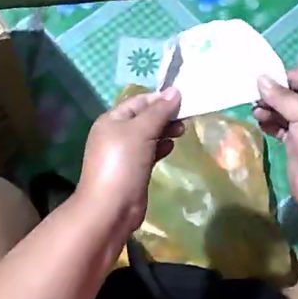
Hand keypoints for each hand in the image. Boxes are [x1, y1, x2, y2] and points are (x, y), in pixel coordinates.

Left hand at [76, 88, 183, 232]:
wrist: (111, 208)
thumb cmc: (123, 163)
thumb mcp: (141, 131)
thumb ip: (159, 111)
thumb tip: (175, 90)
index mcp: (112, 119)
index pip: (138, 101)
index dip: (159, 98)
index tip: (184, 98)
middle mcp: (116, 133)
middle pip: (144, 117)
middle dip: (164, 115)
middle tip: (187, 116)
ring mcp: (124, 153)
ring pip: (148, 135)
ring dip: (165, 130)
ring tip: (183, 130)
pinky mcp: (133, 170)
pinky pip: (149, 152)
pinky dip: (160, 147)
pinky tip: (171, 147)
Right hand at [254, 69, 297, 218]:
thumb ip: (282, 96)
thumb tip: (260, 78)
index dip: (287, 76)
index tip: (265, 81)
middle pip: (294, 93)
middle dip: (275, 93)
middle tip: (254, 97)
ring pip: (286, 111)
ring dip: (269, 108)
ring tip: (256, 112)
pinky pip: (281, 128)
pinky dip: (270, 123)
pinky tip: (259, 123)